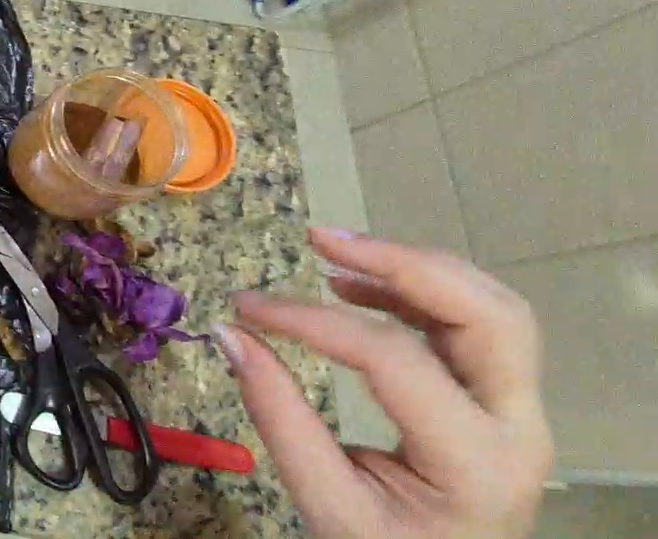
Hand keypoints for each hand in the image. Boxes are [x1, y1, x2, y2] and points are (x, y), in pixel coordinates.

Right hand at [218, 228, 552, 538]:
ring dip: (410, 267)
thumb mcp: (326, 503)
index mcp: (477, 462)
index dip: (309, 320)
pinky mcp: (496, 395)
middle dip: (401, 263)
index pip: (392, 358)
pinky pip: (470, 320)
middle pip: (488, 316)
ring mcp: (516, 408)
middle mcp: (516, 426)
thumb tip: (227, 333)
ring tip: (331, 251)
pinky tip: (351, 285)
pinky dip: (412, 288)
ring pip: (489, 307)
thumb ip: (278, 416)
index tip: (243, 307)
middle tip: (319, 240)